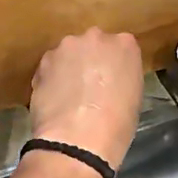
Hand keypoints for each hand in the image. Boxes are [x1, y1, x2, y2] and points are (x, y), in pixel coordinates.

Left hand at [28, 28, 142, 168]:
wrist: (78, 139)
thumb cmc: (117, 125)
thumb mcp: (133, 98)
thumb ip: (121, 79)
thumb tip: (109, 82)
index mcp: (125, 45)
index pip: (121, 47)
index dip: (114, 66)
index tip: (111, 81)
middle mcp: (95, 37)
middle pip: (92, 44)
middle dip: (90, 61)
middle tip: (89, 86)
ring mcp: (67, 47)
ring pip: (68, 54)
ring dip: (68, 69)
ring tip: (68, 96)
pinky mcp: (44, 62)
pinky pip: (50, 68)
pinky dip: (52, 80)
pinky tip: (54, 101)